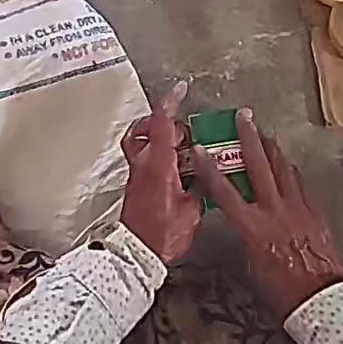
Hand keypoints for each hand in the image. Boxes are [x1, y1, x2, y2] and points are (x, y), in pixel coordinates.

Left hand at [120, 80, 203, 261]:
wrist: (136, 254)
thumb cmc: (163, 234)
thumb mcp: (191, 210)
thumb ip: (199, 189)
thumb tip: (206, 178)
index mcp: (159, 164)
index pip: (161, 123)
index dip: (171, 102)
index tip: (181, 88)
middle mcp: (144, 164)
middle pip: (149, 127)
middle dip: (169, 123)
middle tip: (188, 133)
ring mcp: (137, 173)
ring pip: (142, 141)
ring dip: (160, 136)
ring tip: (182, 148)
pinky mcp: (136, 184)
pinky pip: (144, 158)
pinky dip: (158, 153)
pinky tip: (176, 168)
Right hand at [191, 108, 342, 318]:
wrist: (320, 296)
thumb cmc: (282, 289)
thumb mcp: (252, 263)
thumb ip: (247, 235)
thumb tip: (245, 223)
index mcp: (253, 227)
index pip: (224, 191)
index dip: (210, 168)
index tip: (201, 148)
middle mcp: (274, 210)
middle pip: (258, 165)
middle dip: (249, 138)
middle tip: (244, 117)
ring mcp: (297, 207)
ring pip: (282, 168)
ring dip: (272, 149)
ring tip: (264, 133)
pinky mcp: (313, 211)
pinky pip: (299, 183)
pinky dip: (290, 171)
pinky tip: (287, 165)